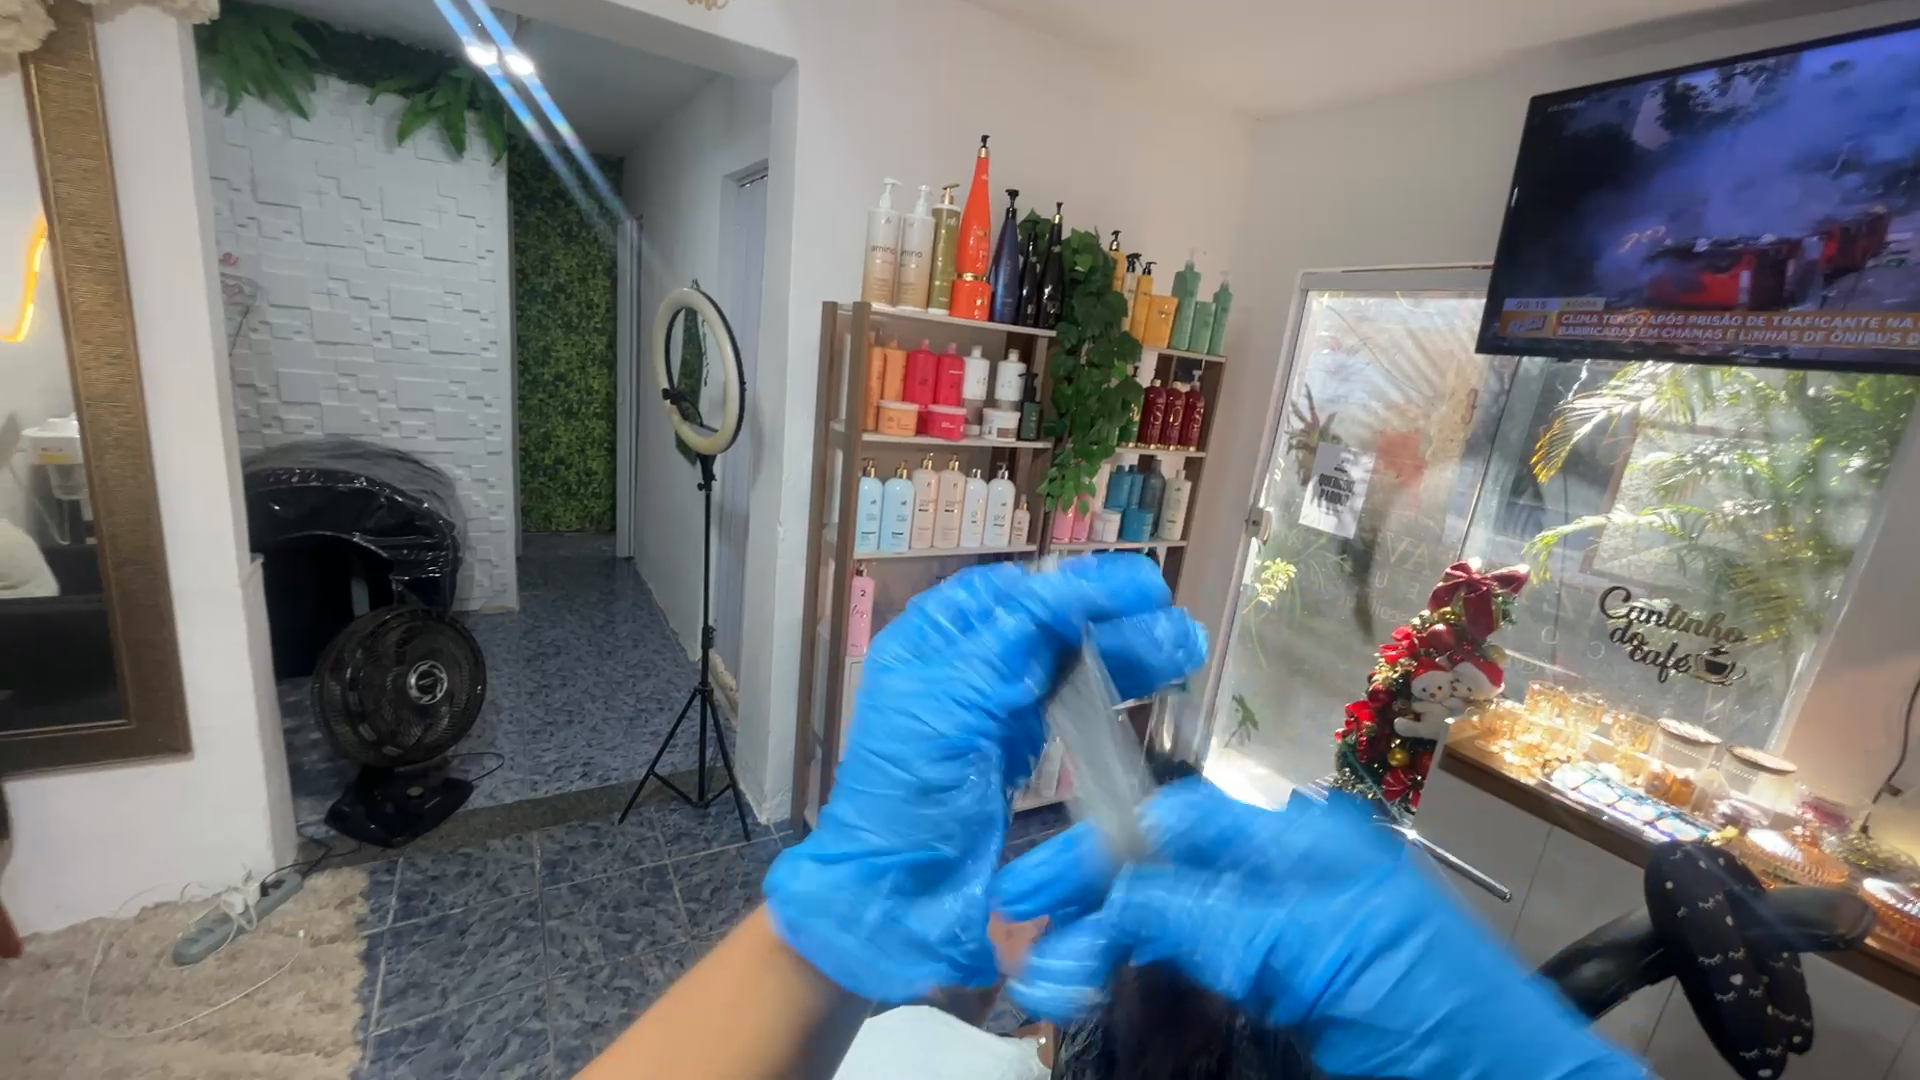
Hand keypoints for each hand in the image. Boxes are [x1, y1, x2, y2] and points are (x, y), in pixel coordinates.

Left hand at [763, 554, 1205, 1003]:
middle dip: (1108, 617)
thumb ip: (1009, 642)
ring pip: (1063, 661)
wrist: (902, 895)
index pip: (1009, 593)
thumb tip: (1069, 589)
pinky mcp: (1019, 747)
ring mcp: (993, 706)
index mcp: (933, 641)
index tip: (1133, 589)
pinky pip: (1067, 703)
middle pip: (1044, 624)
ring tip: (1184, 646)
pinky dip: (1107, 688)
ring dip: (1120, 650)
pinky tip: (1148, 681)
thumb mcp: (952, 701)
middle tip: (1172, 618)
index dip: (1070, 585)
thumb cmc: (910, 789)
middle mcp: (964, 664)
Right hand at [994, 780, 1645, 1079]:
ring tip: (1048, 962)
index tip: (1041, 887)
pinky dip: (1141, 959)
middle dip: (1091, 887)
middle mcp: (1278, 866)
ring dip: (1106, 928)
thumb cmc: (1430, 1014)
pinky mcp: (1275, 976)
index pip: (1176, 819)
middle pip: (1162, 859)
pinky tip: (1104, 970)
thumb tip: (1112, 900)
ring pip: (1167, 906)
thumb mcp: (1315, 955)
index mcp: (1293, 839)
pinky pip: (1191, 951)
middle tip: (1020, 921)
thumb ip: (1208, 919)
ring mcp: (1277, 924)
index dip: (1105, 846)